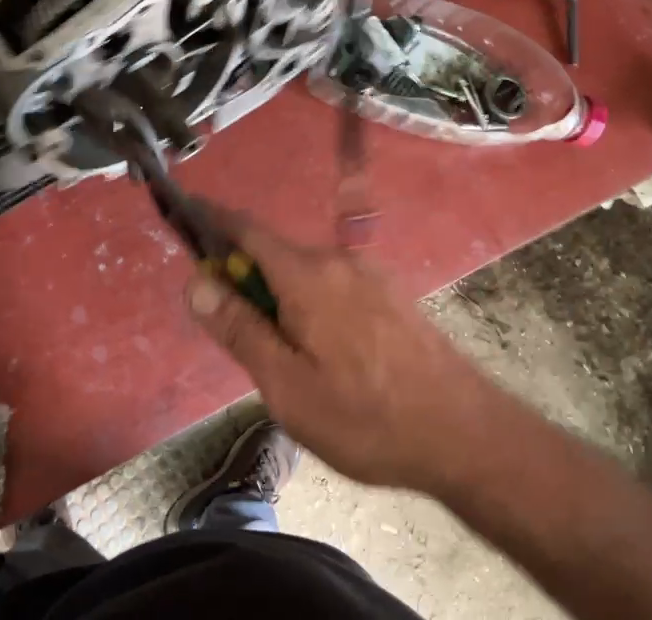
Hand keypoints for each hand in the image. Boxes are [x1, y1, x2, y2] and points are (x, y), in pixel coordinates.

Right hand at [186, 218, 487, 492]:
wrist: (468, 437)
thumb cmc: (366, 418)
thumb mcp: (287, 386)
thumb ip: (240, 330)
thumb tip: (196, 283)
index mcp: (307, 276)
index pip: (246, 230)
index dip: (212, 221)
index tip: (183, 215)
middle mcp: (339, 262)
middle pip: (276, 256)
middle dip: (246, 281)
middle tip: (238, 336)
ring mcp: (372, 278)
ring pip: (307, 277)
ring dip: (281, 299)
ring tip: (286, 361)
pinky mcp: (393, 299)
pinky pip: (335, 290)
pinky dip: (312, 307)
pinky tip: (327, 359)